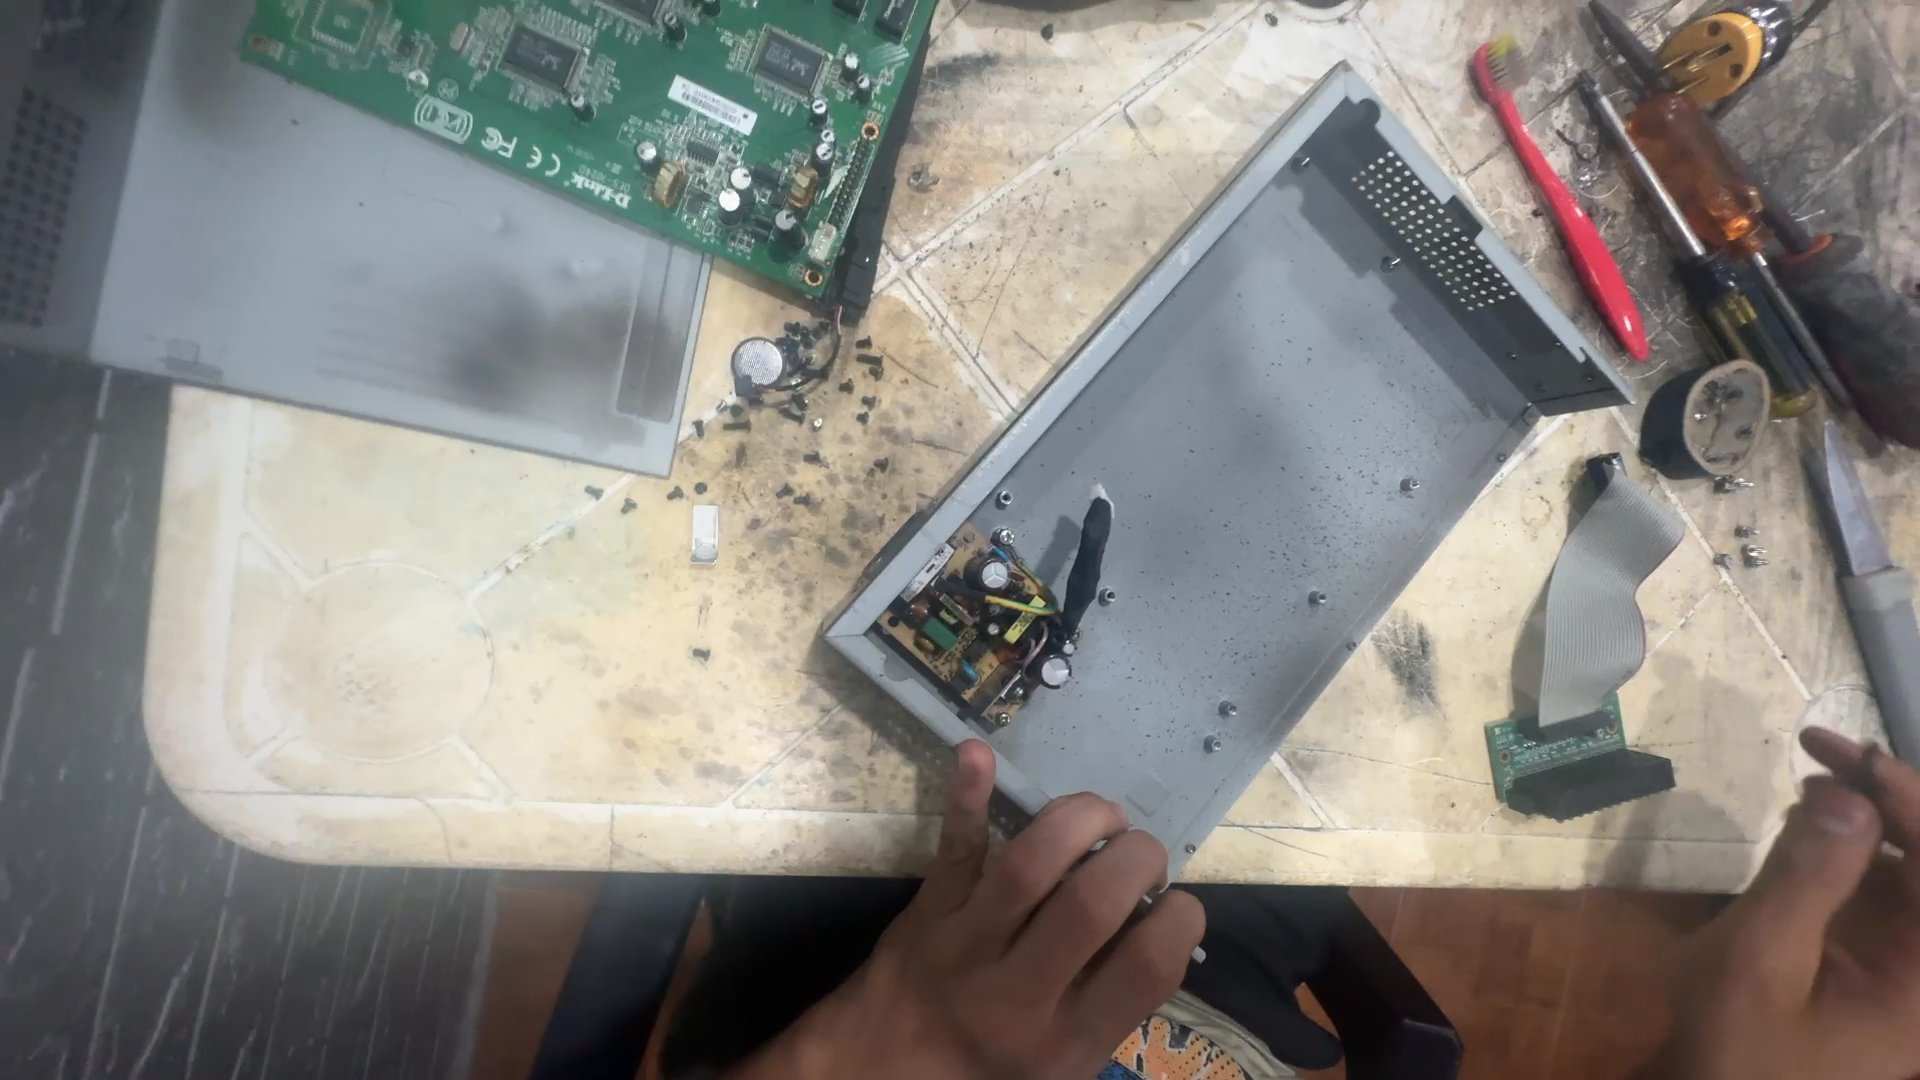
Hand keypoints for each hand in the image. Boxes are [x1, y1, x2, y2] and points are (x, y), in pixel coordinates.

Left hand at [722, 739, 1204, 1079]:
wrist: (889, 1060)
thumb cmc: (993, 1059)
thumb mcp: (1068, 1058)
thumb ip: (1115, 995)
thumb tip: (1160, 916)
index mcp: (1067, 1038)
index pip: (1145, 967)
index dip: (1178, 918)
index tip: (1175, 900)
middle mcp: (1018, 991)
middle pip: (1089, 905)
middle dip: (1135, 858)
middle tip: (1140, 850)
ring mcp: (967, 940)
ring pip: (1028, 865)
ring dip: (1078, 822)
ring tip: (1105, 815)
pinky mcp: (932, 903)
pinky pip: (955, 846)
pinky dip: (967, 796)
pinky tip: (978, 752)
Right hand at [1636, 726, 1919, 1079]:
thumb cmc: (1741, 1038)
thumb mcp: (1760, 955)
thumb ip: (1806, 876)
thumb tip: (1841, 794)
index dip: (1907, 797)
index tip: (1837, 747)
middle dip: (1900, 799)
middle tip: (1824, 749)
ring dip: (1889, 820)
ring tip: (1822, 778)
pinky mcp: (1903, 974)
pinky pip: (1909, 900)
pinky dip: (1876, 854)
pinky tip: (1829, 828)